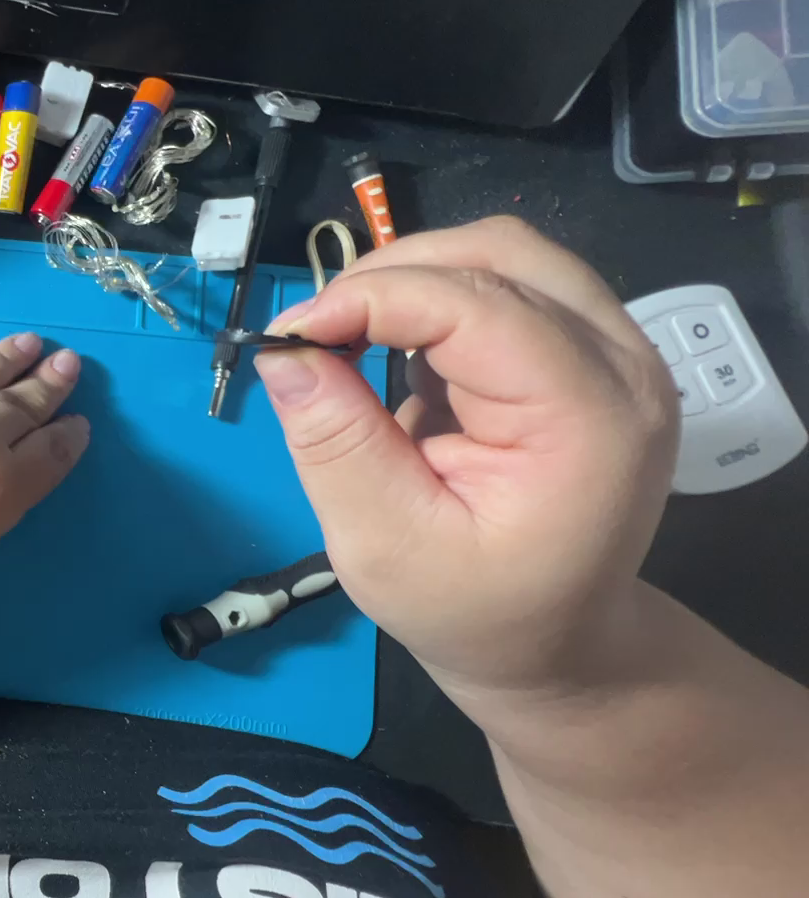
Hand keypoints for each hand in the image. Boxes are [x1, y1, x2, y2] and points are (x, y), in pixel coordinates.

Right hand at [254, 217, 677, 692]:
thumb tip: (281, 355)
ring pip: (499, 258)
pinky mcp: (573, 359)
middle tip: (309, 334)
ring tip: (338, 337)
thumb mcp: (379, 539)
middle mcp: (616, 365)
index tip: (281, 339)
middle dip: (384, 276)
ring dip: (403, 282)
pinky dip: (423, 303)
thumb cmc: (467, 605)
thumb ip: (333, 441)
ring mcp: (604, 356)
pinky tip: (382, 352)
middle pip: (498, 254)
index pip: (472, 305)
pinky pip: (495, 290)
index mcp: (582, 418)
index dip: (365, 301)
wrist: (552, 642)